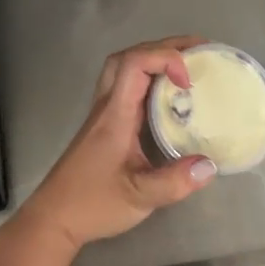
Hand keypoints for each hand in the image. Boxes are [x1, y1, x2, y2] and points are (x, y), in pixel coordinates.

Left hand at [21, 35, 218, 249]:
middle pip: (128, 56)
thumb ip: (174, 182)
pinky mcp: (104, 125)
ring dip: (155, 59)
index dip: (165, 59)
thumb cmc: (93, 204)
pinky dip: (149, 79)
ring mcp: (103, 114)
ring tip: (186, 67)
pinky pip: (126, 86)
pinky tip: (167, 96)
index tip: (188, 82)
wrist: (54, 218)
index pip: (134, 64)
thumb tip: (210, 165)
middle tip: (198, 53)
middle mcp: (107, 105)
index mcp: (115, 114)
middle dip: (164, 47)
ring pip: (124, 68)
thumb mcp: (139, 198)